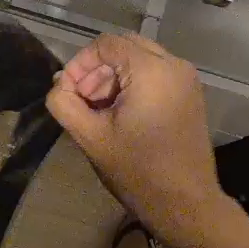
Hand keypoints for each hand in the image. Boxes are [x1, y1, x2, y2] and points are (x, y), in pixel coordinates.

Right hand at [46, 34, 233, 244]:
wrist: (184, 203)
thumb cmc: (137, 171)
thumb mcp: (91, 138)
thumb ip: (65, 104)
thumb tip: (58, 86)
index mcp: (152, 71)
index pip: (106, 45)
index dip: (79, 64)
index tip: (67, 93)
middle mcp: (175, 66)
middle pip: (124, 47)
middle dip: (96, 70)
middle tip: (82, 102)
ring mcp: (187, 80)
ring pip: (140, 59)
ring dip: (113, 78)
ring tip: (98, 112)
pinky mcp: (190, 95)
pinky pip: (155, 74)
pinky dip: (133, 85)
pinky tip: (120, 116)